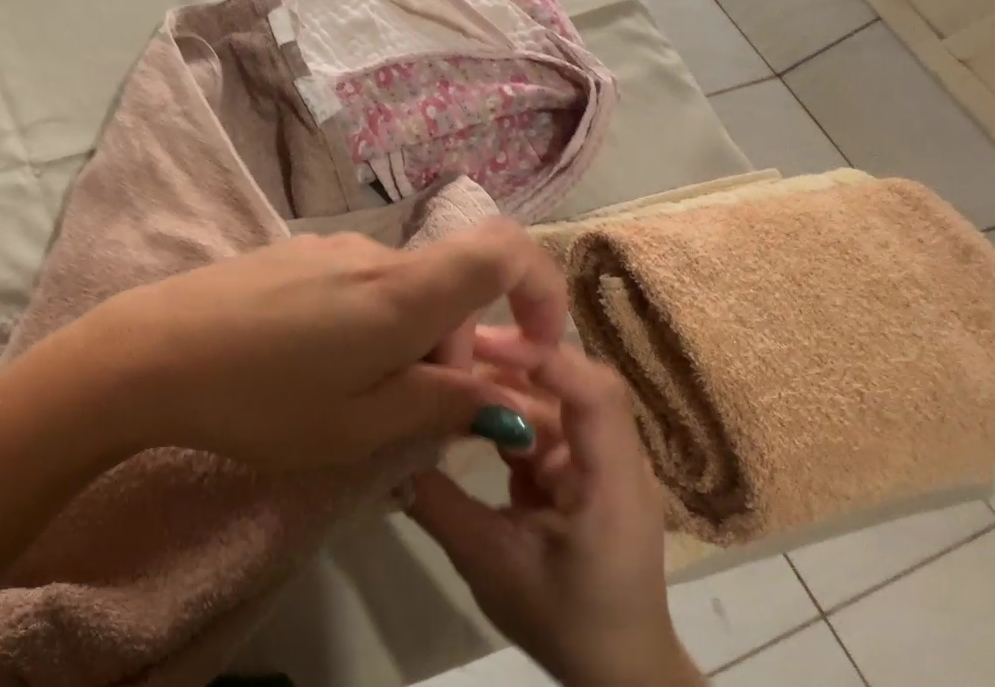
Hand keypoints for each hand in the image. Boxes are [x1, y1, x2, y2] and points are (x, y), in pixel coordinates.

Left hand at [38, 218, 569, 469]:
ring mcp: (318, 248)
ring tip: (347, 399)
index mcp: (400, 291)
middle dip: (450, 350)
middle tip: (405, 414)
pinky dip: (358, 325)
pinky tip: (306, 367)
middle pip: (443, 287)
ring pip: (393, 291)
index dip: (541, 289)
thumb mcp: (359, 425)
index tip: (533, 347)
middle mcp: (367, 254)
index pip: (503, 249)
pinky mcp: (281, 256)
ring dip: (398, 342)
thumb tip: (500, 395)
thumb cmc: (259, 400)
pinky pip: (348, 286)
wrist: (149, 353)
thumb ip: (439, 404)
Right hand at [408, 346, 700, 686]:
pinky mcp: (571, 476)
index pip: (592, 394)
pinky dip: (496, 418)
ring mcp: (592, 467)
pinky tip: (454, 416)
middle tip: (444, 348)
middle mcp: (610, 461)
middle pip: (569, 385)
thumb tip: (380, 446)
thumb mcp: (488, 560)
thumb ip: (435, 499)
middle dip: (509, 362)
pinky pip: (534, 428)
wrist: (614, 672)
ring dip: (496, 389)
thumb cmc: (563, 618)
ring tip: (438, 378)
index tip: (477, 340)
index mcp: (610, 481)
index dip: (541, 357)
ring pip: (546, 403)